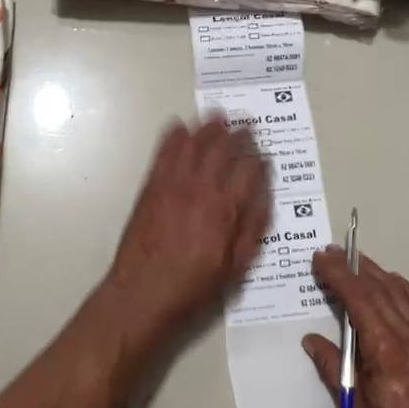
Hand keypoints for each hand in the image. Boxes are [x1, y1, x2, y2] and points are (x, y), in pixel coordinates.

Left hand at [101, 118, 269, 344]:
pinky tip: (180, 127)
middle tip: (246, 124)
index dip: (259, 160)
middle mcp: (202, 189)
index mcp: (226, 208)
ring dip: (208, 127)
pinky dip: (174, 136)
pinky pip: (164, 153)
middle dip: (237, 134)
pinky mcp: (152, 186)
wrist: (144, 291)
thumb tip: (264, 200)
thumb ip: (252, 230)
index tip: (263, 155)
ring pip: (194, 144)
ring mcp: (174, 184)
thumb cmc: (193, 286)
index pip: (249, 170)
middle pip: (223, 149)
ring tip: (218, 116)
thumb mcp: (236, 267)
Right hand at [303, 250, 408, 407]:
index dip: (339, 274)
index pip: (359, 298)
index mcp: (385, 349)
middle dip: (352, 267)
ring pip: (399, 293)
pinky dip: (403, 288)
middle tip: (330, 253)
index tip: (321, 258)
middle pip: (378, 289)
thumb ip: (332, 367)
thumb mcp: (355, 407)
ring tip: (355, 260)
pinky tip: (392, 282)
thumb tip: (310, 339)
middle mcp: (406, 337)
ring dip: (375, 272)